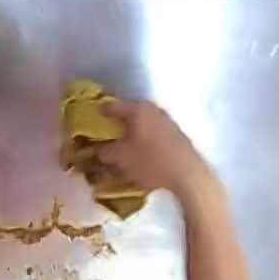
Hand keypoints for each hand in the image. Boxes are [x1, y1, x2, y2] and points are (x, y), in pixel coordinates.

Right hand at [98, 100, 218, 205]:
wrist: (188, 173)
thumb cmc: (151, 161)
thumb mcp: (122, 158)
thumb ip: (106, 151)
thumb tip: (100, 150)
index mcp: (138, 109)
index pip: (112, 105)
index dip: (99, 112)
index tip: (90, 118)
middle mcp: (152, 108)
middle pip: (128, 112)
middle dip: (115, 122)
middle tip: (104, 133)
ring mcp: (165, 118)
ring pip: (141, 121)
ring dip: (131, 130)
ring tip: (121, 143)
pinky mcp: (174, 131)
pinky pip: (152, 129)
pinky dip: (143, 136)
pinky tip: (140, 149)